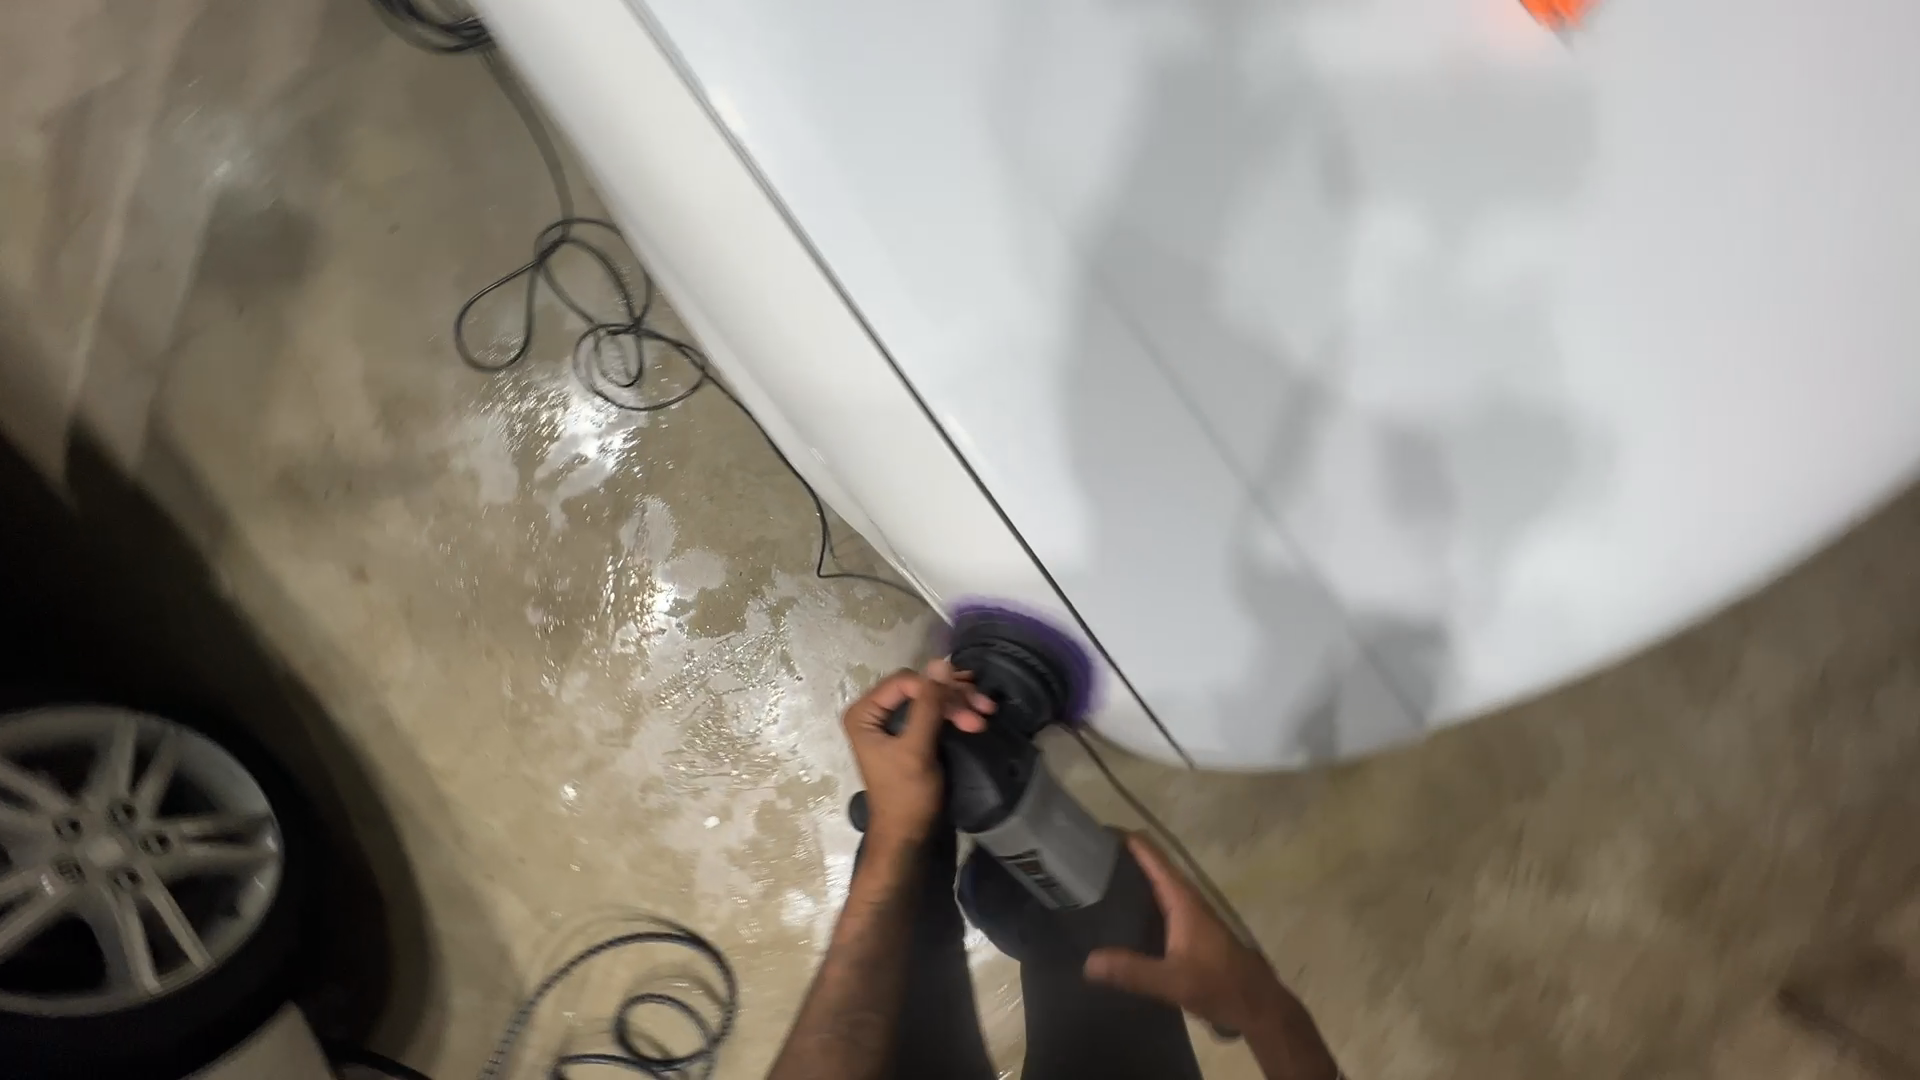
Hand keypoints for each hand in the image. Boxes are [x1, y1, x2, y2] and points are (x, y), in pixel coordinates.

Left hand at [843, 660, 991, 850]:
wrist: (909, 837)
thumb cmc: (906, 796)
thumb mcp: (917, 749)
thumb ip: (928, 706)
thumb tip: (940, 661)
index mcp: (863, 713)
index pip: (905, 681)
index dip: (938, 688)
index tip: (969, 703)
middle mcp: (874, 712)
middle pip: (920, 687)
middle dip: (953, 696)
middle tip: (983, 709)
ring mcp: (892, 721)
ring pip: (931, 696)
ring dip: (959, 702)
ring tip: (986, 712)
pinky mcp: (910, 732)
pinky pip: (934, 709)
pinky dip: (955, 711)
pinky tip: (976, 714)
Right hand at [1085, 834, 1293, 1031]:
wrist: (1259, 1007)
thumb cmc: (1219, 985)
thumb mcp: (1173, 981)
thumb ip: (1133, 971)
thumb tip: (1088, 961)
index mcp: (1181, 898)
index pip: (1152, 854)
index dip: (1127, 839)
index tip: (1097, 832)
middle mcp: (1185, 898)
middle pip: (1152, 864)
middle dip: (1123, 856)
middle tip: (1088, 856)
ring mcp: (1190, 913)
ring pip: (1157, 884)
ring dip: (1132, 876)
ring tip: (1097, 878)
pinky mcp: (1191, 929)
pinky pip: (1160, 902)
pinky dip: (1140, 897)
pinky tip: (1123, 914)